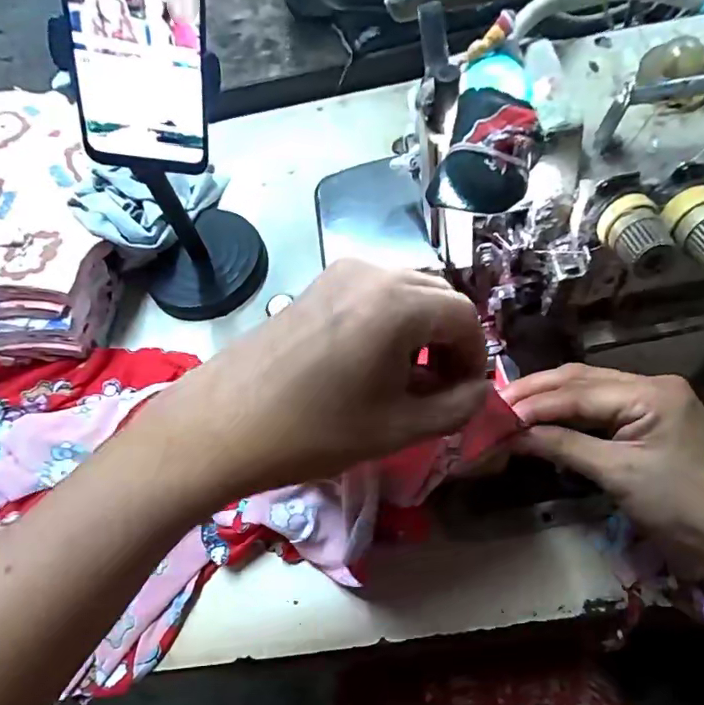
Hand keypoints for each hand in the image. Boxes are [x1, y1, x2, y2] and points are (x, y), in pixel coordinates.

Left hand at [144, 259, 491, 498]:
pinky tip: (370, 365)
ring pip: (406, 294)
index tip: (464, 395)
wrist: (224, 425)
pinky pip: (372, 296)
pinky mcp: (315, 286)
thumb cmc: (315, 432)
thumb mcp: (399, 428)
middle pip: (438, 298)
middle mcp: (373, 272)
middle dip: (450, 343)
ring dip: (420, 332)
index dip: (476, 358)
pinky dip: (389, 324)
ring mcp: (338, 273)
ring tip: (404, 380)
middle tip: (438, 390)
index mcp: (399, 302)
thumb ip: (456, 408)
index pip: (466, 317)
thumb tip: (479, 391)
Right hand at [501, 364, 703, 599]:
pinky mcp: (646, 429)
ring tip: (508, 410)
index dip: (532, 401)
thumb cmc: (679, 507)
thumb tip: (512, 433)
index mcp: (651, 391)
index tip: (492, 413)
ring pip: (588, 394)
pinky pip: (599, 414)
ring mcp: (650, 407)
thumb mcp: (618, 474)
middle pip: (581, 381)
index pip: (578, 390)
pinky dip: (567, 418)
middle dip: (536, 392)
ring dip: (548, 402)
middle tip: (492, 405)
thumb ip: (564, 446)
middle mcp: (651, 388)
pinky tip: (541, 422)